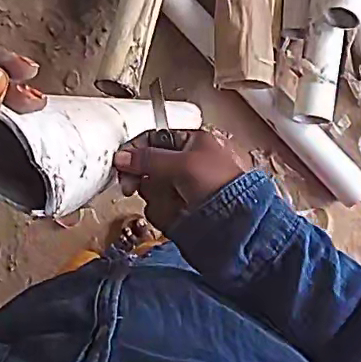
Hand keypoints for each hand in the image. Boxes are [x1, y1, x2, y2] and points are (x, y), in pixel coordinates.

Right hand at [112, 128, 247, 230]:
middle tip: (131, 187)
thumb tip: (122, 157)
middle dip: (143, 178)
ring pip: (151, 188)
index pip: (154, 139)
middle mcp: (186, 162)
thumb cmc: (220, 185)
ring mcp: (183, 186)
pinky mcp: (181, 208)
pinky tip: (176, 213)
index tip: (122, 164)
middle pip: (148, 166)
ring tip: (172, 202)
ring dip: (156, 196)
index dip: (137, 150)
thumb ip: (149, 158)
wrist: (238, 222)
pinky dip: (164, 211)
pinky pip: (159, 207)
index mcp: (192, 142)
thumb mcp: (182, 164)